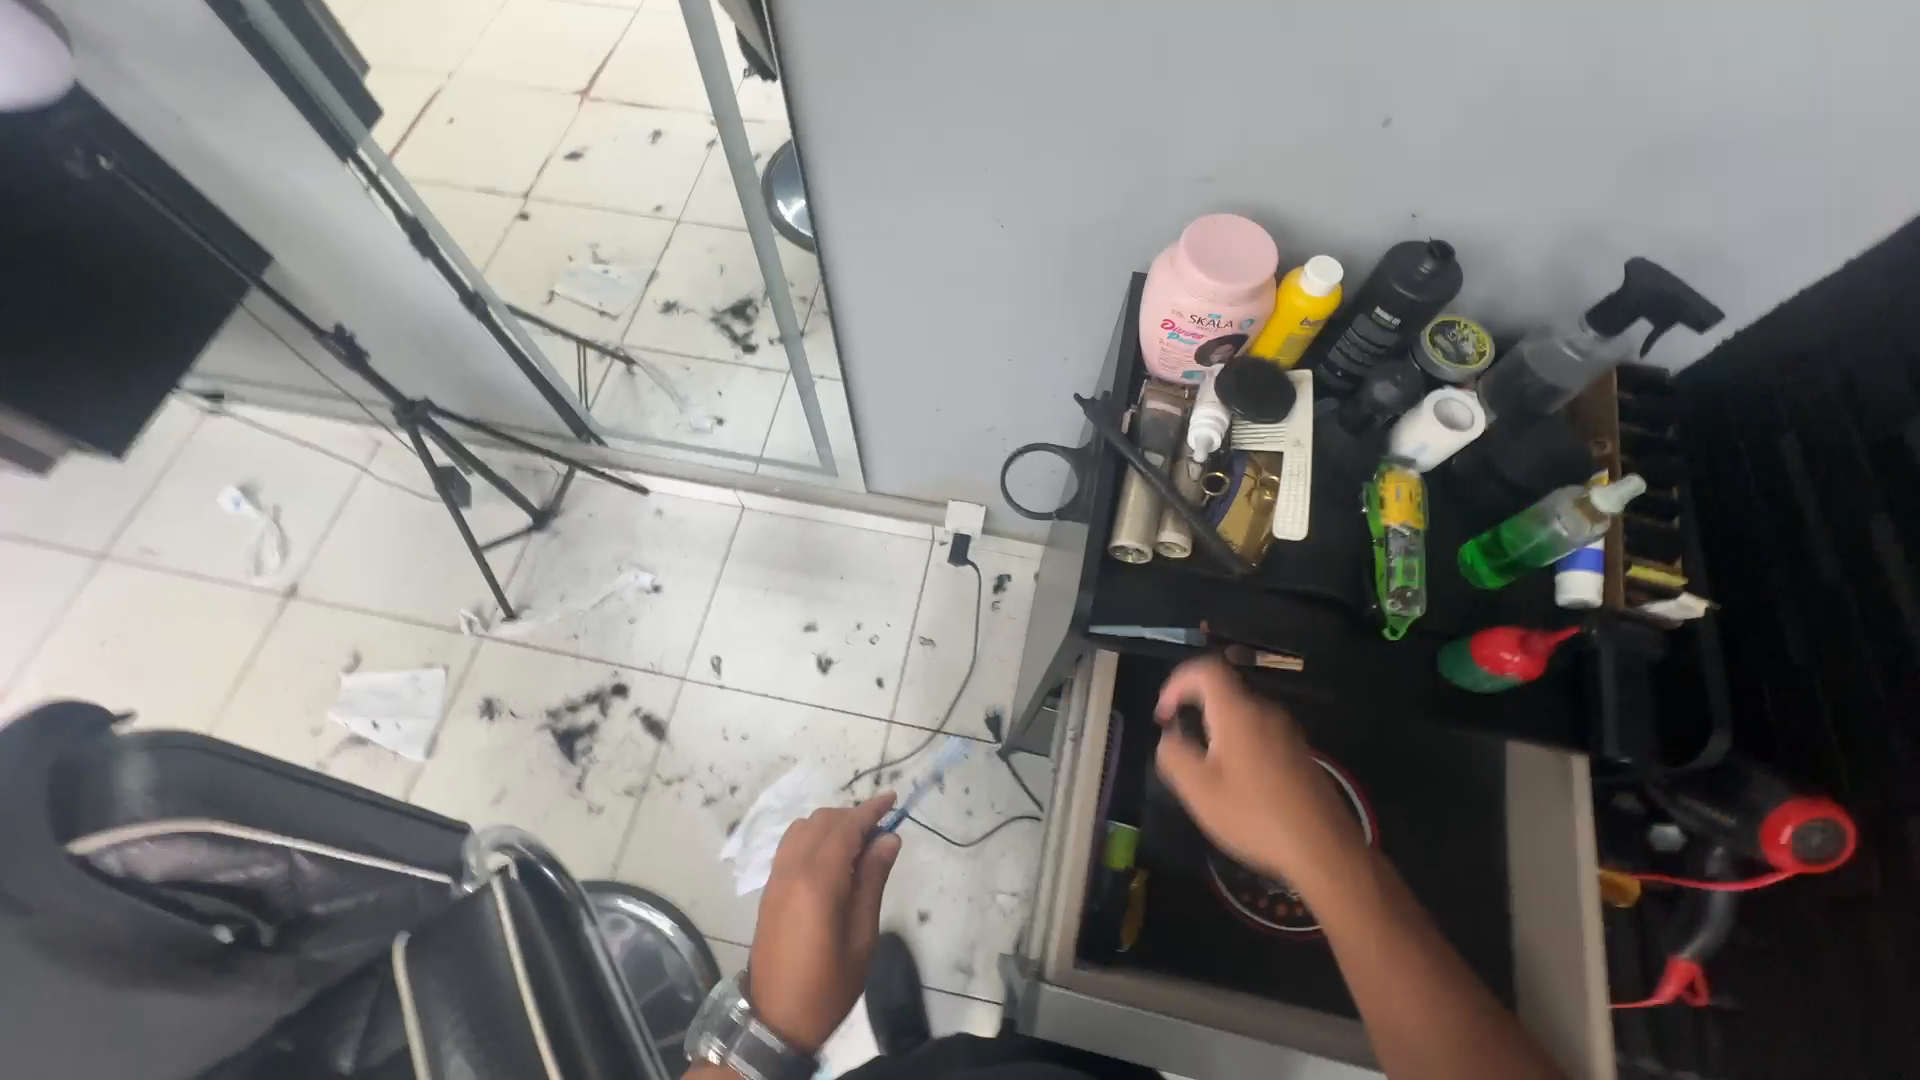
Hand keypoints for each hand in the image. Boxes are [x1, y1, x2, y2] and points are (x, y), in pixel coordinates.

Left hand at [747, 794, 901, 1055]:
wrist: (775, 1019)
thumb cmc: (828, 983)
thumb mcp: (862, 935)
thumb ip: (872, 880)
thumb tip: (888, 838)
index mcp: (818, 880)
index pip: (847, 826)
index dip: (872, 810)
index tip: (894, 799)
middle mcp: (793, 868)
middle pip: (824, 820)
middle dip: (854, 817)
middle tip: (882, 835)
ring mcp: (776, 876)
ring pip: (805, 827)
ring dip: (832, 825)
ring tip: (858, 846)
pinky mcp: (770, 888)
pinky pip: (792, 843)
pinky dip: (814, 836)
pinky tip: (832, 858)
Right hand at [1154, 657, 1365, 888]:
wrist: (1324, 850)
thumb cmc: (1255, 816)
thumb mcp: (1199, 791)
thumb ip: (1173, 755)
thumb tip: (1169, 736)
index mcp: (1237, 712)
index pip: (1205, 669)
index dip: (1177, 682)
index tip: (1164, 714)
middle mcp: (1264, 711)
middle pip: (1223, 690)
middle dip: (1194, 708)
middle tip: (1180, 743)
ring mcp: (1287, 731)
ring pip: (1241, 713)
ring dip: (1216, 728)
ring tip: (1205, 768)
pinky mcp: (1299, 752)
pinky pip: (1259, 732)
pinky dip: (1238, 742)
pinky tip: (1237, 782)